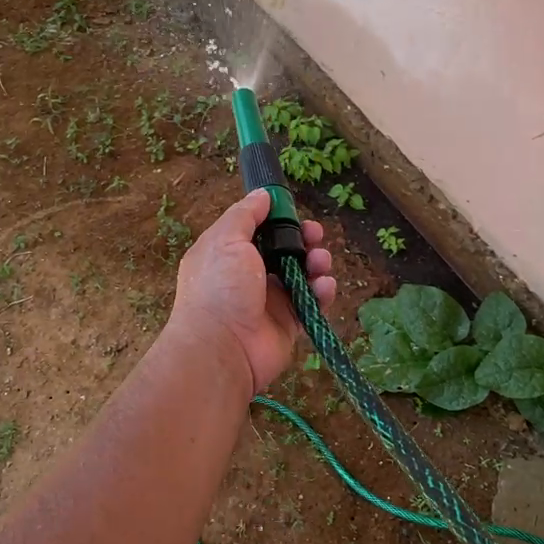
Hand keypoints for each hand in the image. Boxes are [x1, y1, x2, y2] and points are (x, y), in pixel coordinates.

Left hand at [166, 189, 335, 393]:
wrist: (223, 348)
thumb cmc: (220, 287)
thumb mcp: (226, 239)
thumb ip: (245, 214)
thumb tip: (262, 195)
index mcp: (227, 254)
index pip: (256, 230)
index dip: (276, 218)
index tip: (292, 211)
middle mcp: (247, 276)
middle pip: (283, 250)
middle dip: (303, 239)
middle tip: (315, 235)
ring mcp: (269, 301)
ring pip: (301, 274)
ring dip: (316, 263)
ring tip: (321, 262)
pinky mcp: (288, 323)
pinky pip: (311, 303)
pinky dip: (322, 292)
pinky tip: (324, 286)